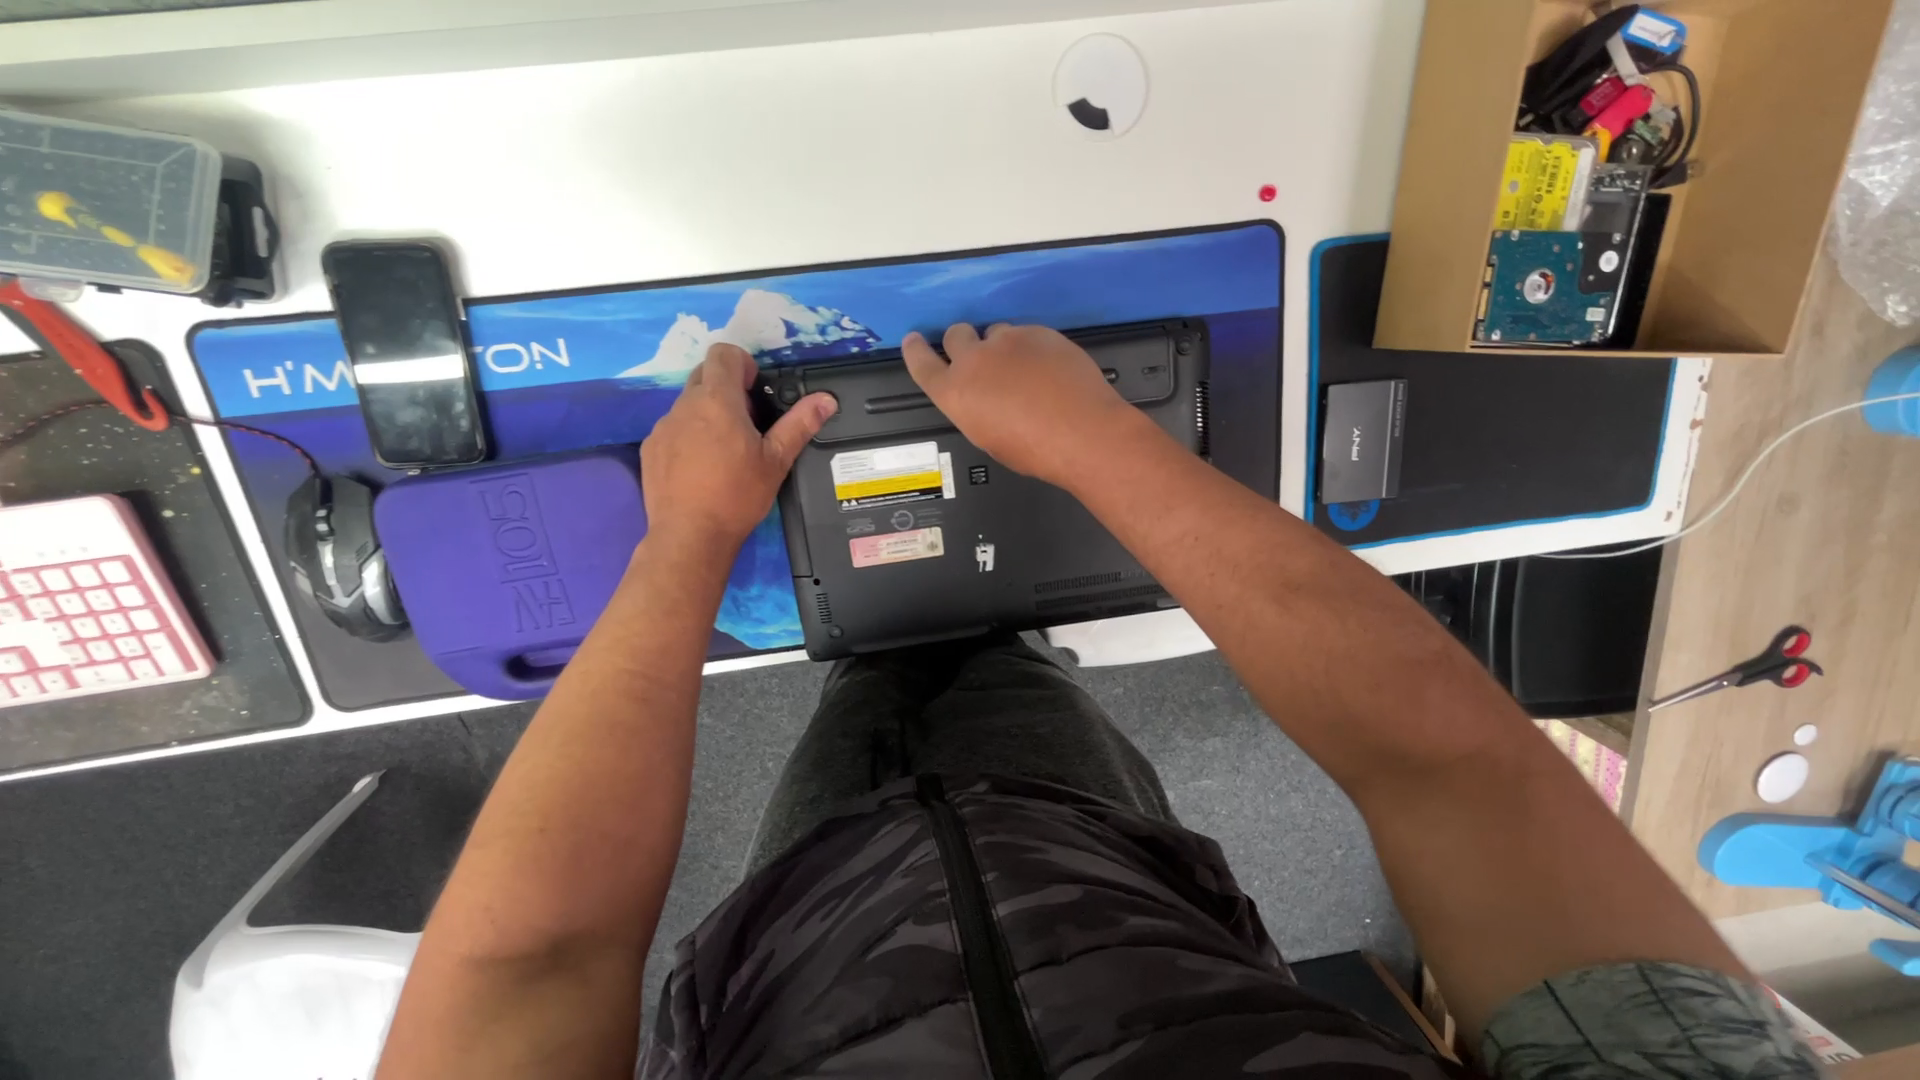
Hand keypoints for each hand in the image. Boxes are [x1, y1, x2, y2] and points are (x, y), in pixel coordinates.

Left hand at [639, 344, 835, 550]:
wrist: (690, 535)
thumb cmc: (737, 496)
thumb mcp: (776, 461)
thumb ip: (800, 424)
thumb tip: (826, 400)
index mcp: (718, 401)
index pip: (723, 354)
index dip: (742, 363)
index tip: (755, 389)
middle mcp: (685, 406)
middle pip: (704, 375)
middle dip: (727, 388)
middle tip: (747, 422)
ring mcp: (664, 426)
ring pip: (688, 404)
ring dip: (707, 414)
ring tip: (724, 451)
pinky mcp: (651, 448)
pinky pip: (673, 428)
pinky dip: (689, 436)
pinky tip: (701, 468)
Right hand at [902, 323, 1142, 484]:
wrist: (1083, 431)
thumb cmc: (1035, 449)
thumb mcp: (989, 439)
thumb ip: (974, 409)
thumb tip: (982, 400)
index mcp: (955, 393)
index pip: (921, 363)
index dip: (915, 350)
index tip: (914, 340)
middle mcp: (975, 360)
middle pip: (955, 335)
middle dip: (963, 343)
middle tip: (980, 359)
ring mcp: (1007, 341)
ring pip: (995, 332)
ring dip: (1001, 347)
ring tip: (1023, 371)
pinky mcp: (1038, 333)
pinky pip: (1026, 334)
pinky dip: (1031, 348)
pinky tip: (1048, 369)